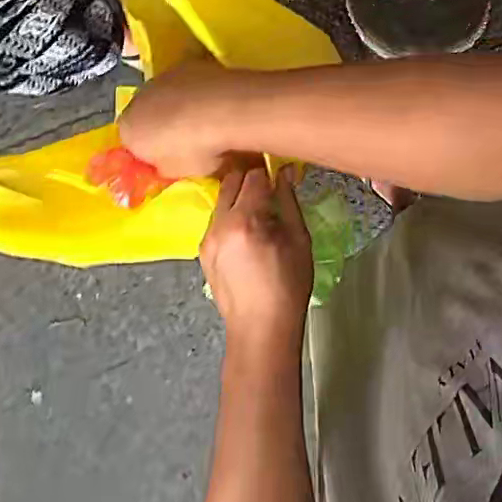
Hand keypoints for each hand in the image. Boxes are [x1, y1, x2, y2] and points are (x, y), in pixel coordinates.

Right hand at [119, 58, 242, 178]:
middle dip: (162, 125)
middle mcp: (139, 98)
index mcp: (128, 129)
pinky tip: (216, 102)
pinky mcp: (189, 64)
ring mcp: (164, 77)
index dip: (150, 151)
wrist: (223, 110)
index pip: (132, 142)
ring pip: (167, 95)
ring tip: (206, 120)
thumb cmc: (194, 150)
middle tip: (187, 141)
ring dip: (179, 105)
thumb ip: (165, 166)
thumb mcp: (176, 171)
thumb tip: (167, 161)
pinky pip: (188, 83)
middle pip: (147, 114)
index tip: (169, 159)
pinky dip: (197, 91)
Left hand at [201, 167, 311, 345]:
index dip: (270, 172)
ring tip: (261, 212)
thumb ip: (288, 200)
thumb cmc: (288, 285)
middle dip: (251, 179)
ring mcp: (207, 238)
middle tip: (272, 189)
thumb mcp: (298, 238)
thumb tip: (285, 172)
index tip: (283, 176)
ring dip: (240, 196)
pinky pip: (217, 219)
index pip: (254, 176)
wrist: (260, 329)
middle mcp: (219, 225)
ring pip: (222, 199)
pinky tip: (248, 231)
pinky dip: (231, 215)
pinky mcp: (202, 250)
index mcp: (245, 220)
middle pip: (231, 180)